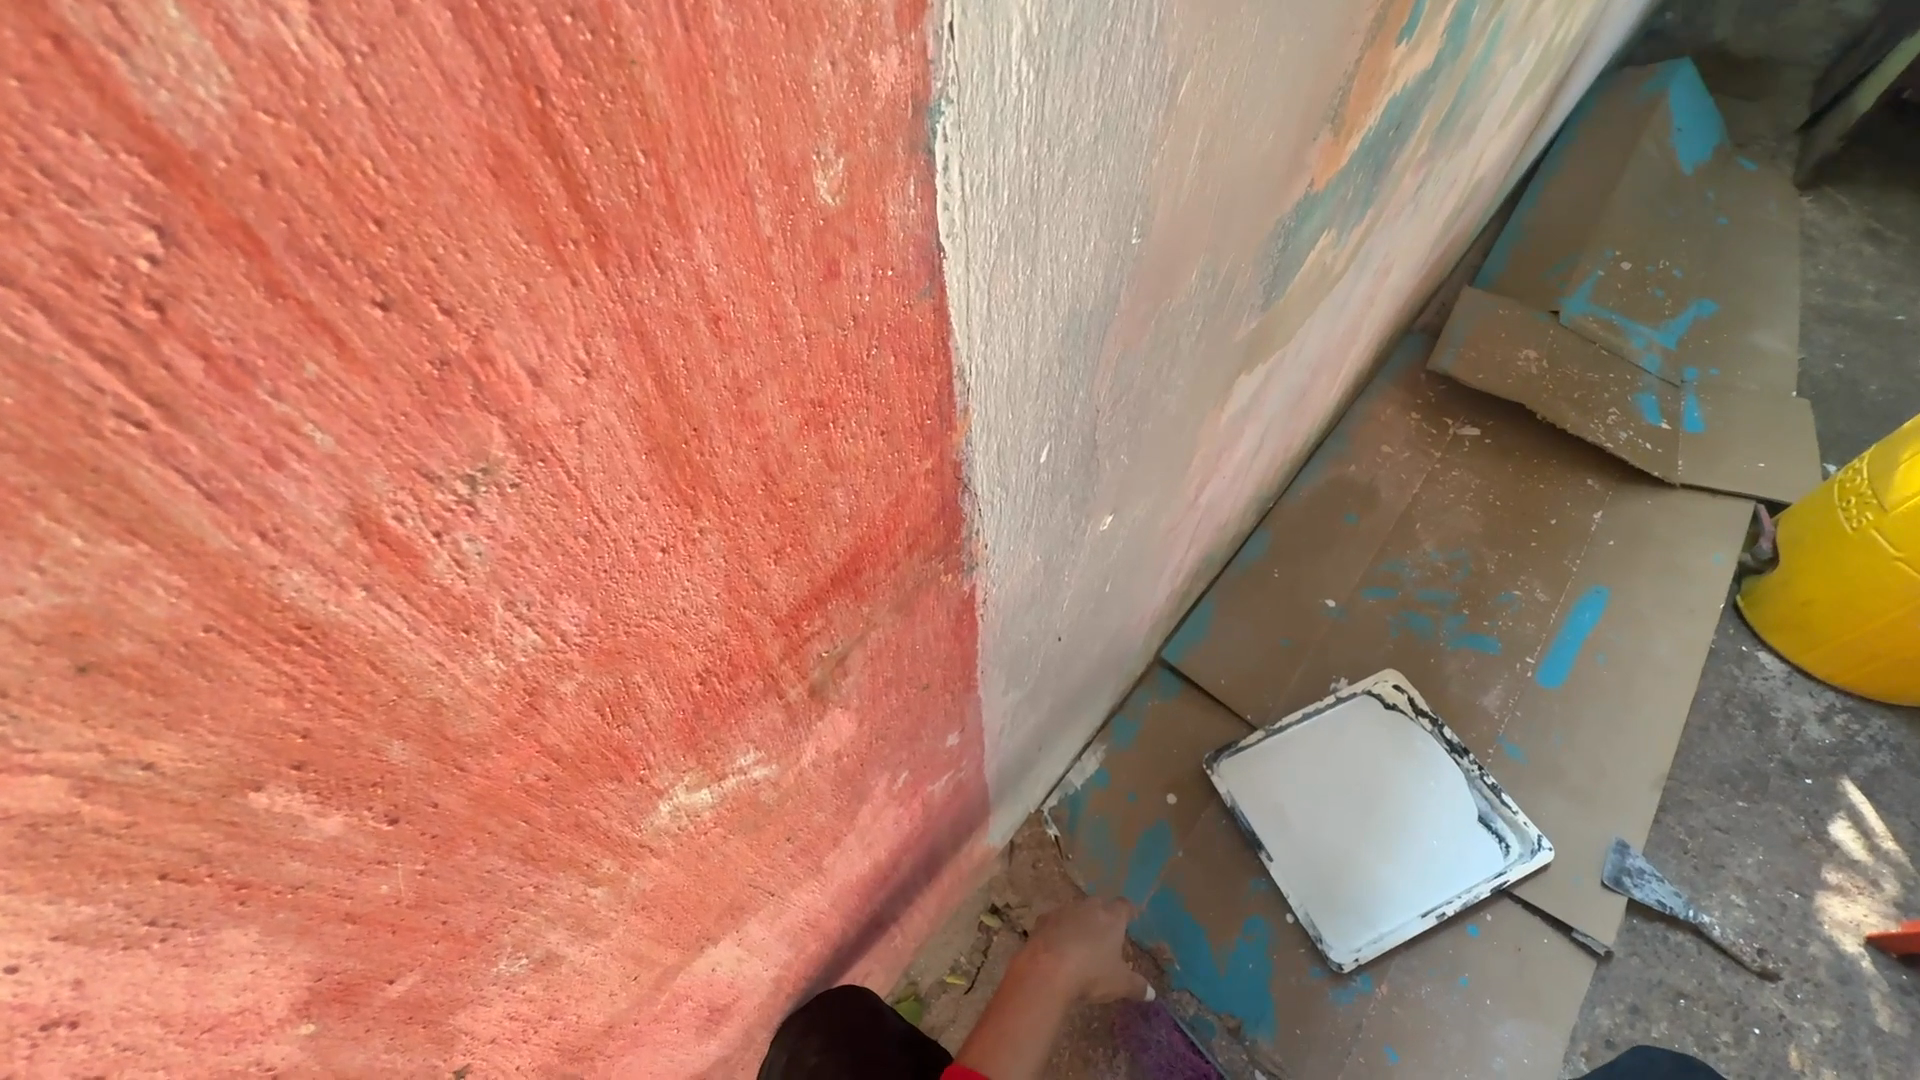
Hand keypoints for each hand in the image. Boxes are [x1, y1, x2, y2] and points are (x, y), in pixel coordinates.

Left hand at [1019, 897, 1152, 1003]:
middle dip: (1102, 914)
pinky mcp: (1042, 920)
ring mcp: (1063, 911)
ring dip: (1078, 921)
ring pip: (1075, 911)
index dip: (1128, 911)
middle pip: (1098, 904)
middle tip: (1106, 931)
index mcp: (1111, 918)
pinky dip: (1058, 930)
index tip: (1131, 916)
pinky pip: (1055, 921)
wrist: (1047, 969)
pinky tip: (1057, 946)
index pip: (1124, 906)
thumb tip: (1151, 993)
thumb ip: (1136, 986)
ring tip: (1081, 940)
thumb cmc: (1091, 973)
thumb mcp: (1119, 984)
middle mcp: (1088, 908)